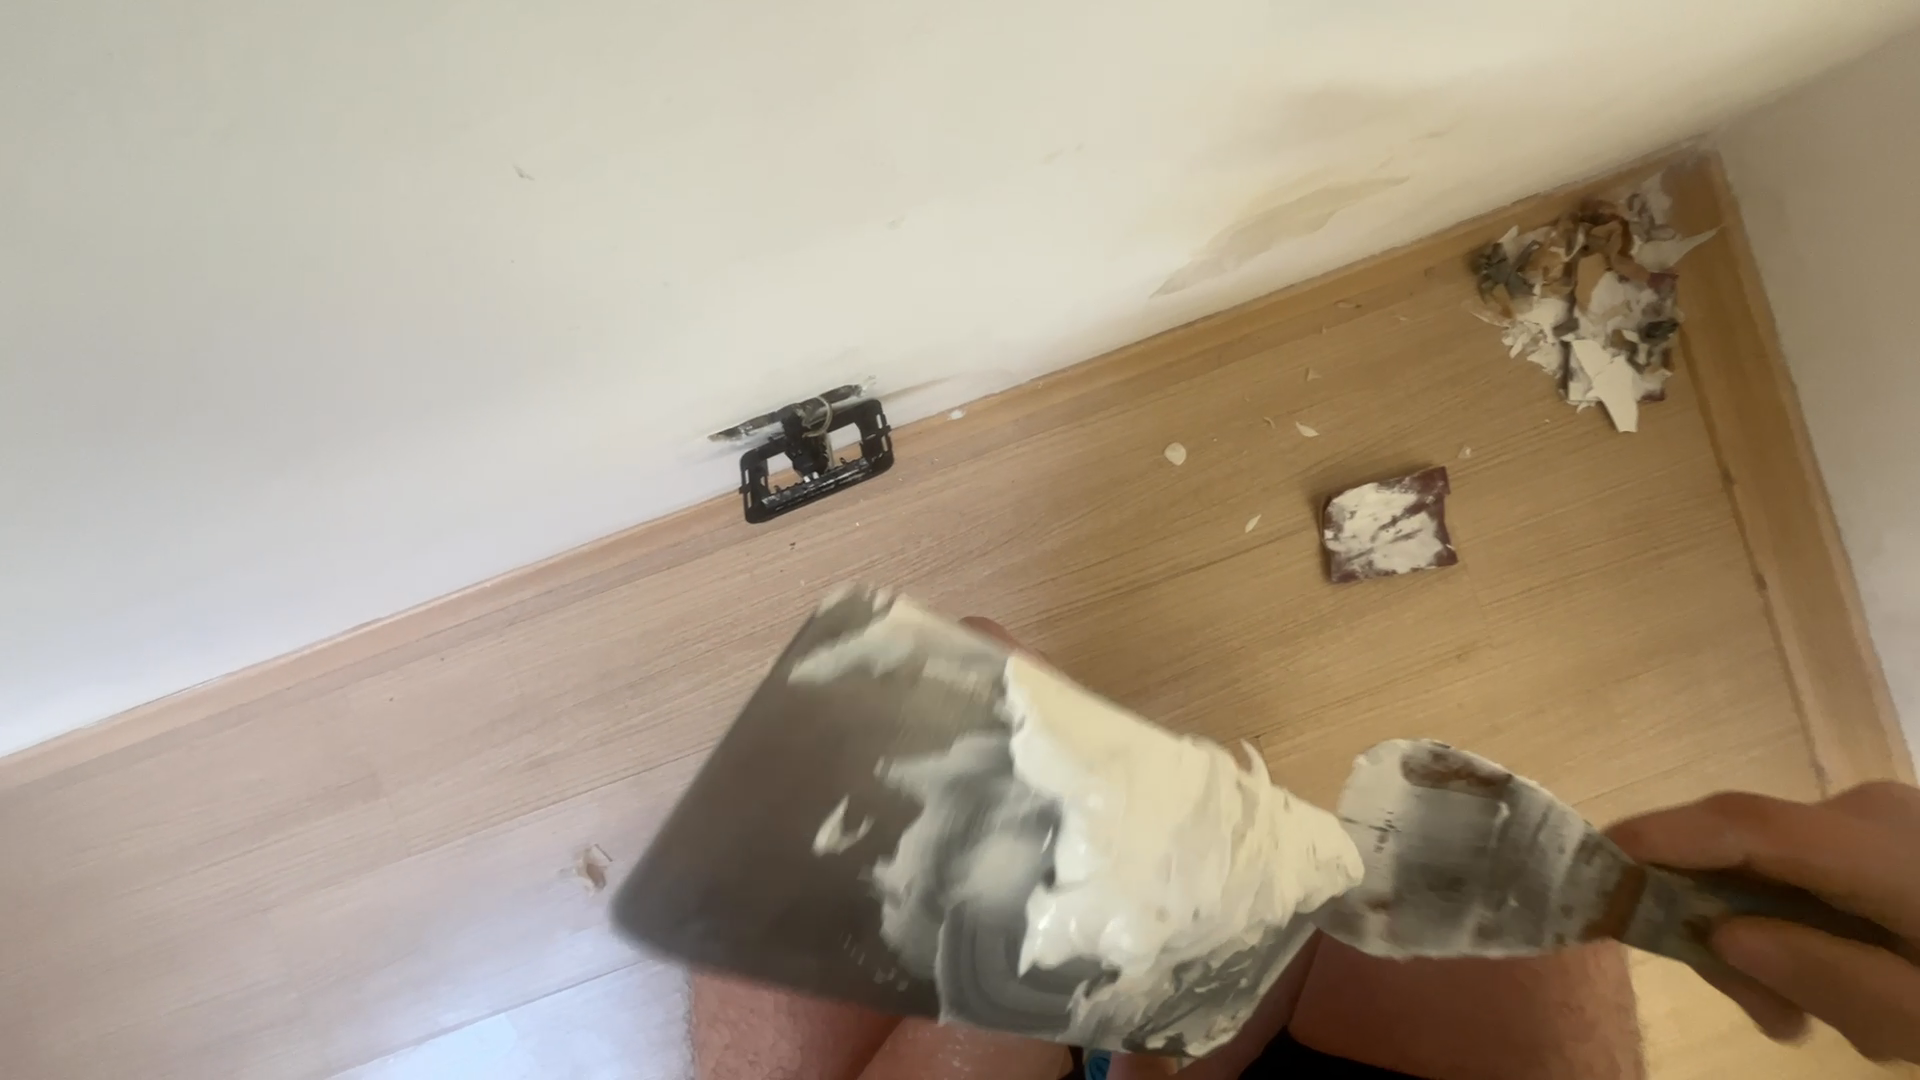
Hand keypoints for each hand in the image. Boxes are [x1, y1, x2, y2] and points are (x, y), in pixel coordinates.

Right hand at [1609, 783, 1919, 1061]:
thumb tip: (1719, 934)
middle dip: (1721, 918)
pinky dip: (1797, 921)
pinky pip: (1802, 867)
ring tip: (1806, 1017)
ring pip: (1769, 861)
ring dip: (1763, 931)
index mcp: (1892, 847)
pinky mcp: (1888, 838)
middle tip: (1753, 1010)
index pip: (1747, 824)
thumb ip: (1833, 978)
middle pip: (1746, 847)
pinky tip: (1842, 983)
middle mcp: (1873, 809)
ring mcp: (1883, 820)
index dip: (1661, 837)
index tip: (1593, 863)